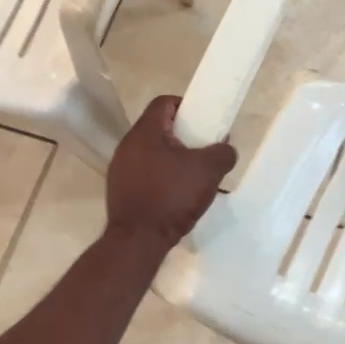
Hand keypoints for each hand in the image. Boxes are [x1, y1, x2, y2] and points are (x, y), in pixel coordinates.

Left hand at [105, 96, 237, 251]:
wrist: (138, 242)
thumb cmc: (172, 197)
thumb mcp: (209, 170)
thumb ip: (223, 153)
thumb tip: (224, 149)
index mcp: (145, 133)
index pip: (164, 102)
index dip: (187, 106)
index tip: (204, 121)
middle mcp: (127, 146)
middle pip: (159, 128)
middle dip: (184, 136)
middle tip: (204, 150)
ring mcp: (120, 170)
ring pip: (152, 152)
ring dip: (174, 159)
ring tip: (194, 176)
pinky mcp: (120, 191)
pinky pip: (145, 174)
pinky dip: (162, 178)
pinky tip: (177, 196)